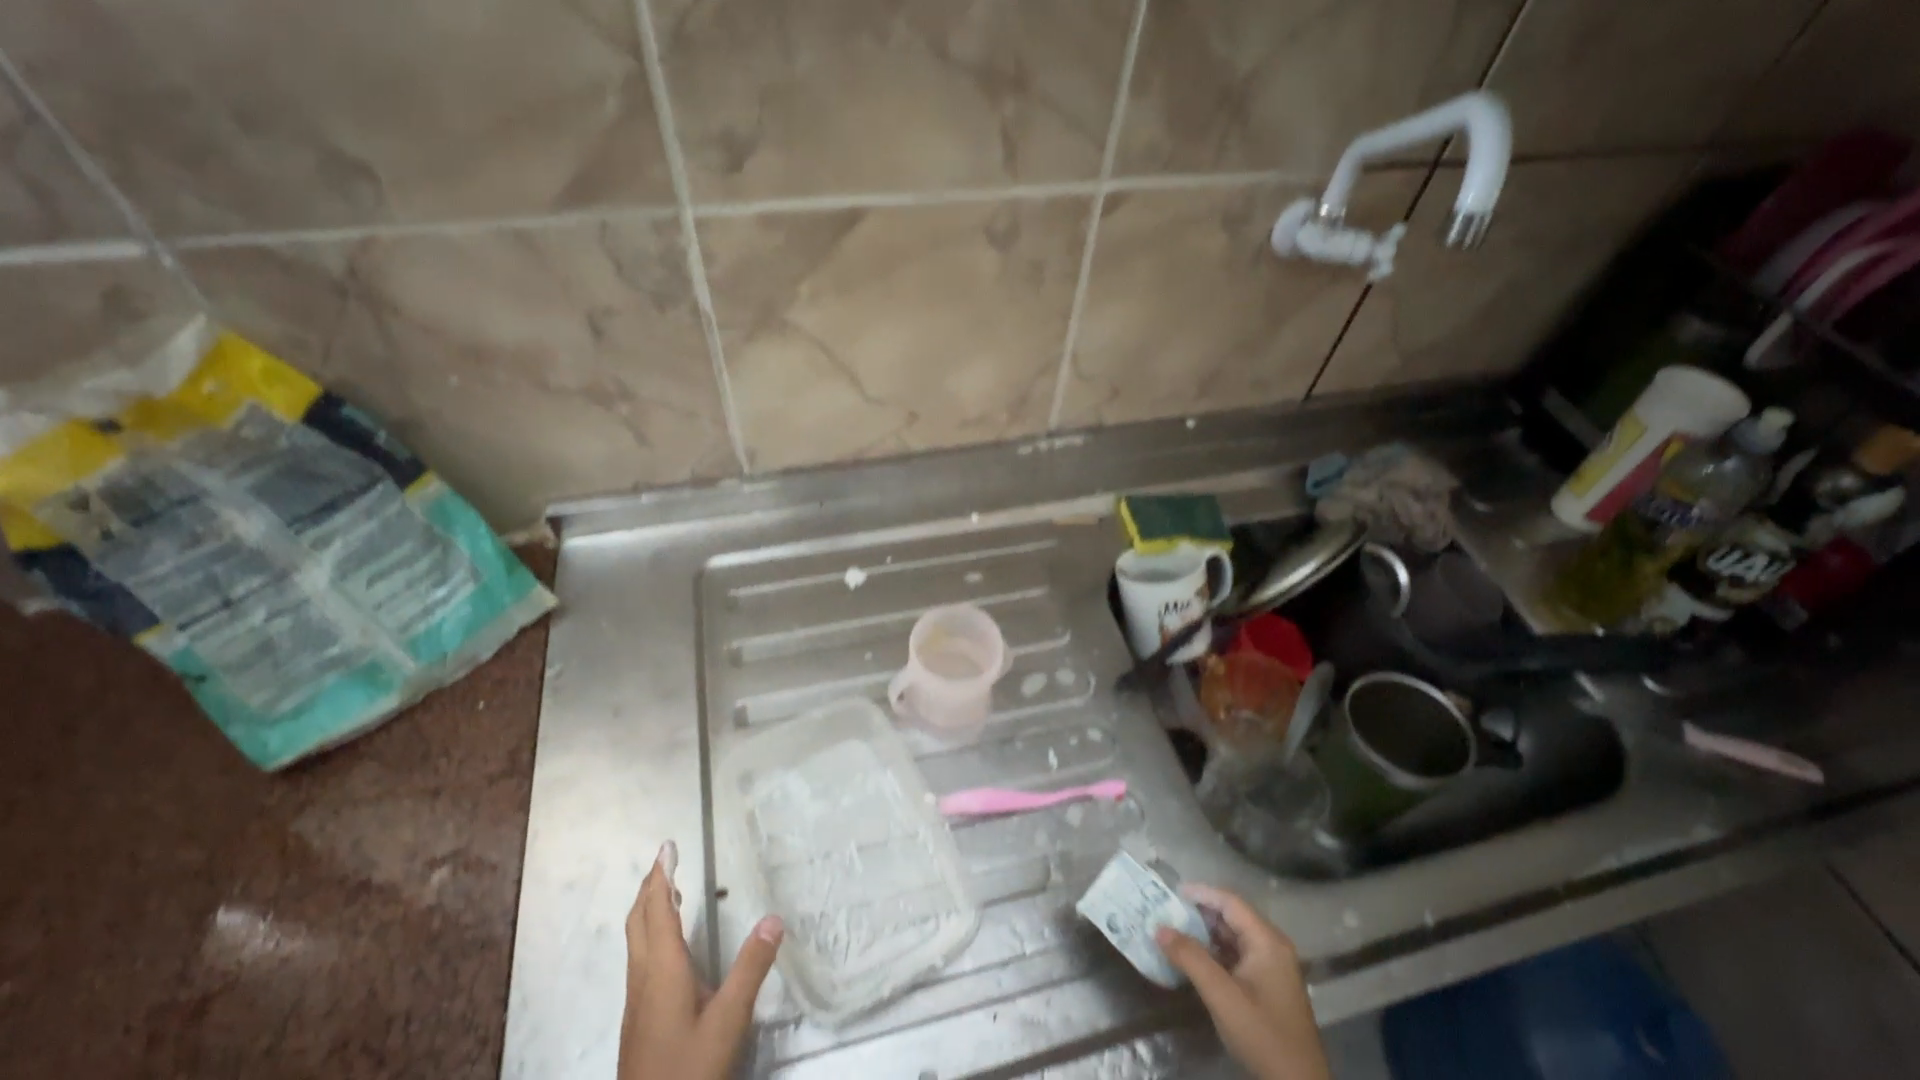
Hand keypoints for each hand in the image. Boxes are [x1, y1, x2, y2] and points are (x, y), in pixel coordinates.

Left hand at [620, 841, 784, 1079]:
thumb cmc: (690, 1069)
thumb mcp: (730, 1020)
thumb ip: (751, 968)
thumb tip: (773, 918)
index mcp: (663, 969)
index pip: (658, 909)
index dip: (661, 875)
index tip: (667, 846)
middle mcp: (643, 977)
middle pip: (638, 920)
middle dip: (649, 887)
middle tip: (666, 861)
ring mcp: (637, 999)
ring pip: (636, 940)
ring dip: (648, 909)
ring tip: (667, 891)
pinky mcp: (639, 1017)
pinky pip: (641, 958)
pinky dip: (651, 934)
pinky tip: (670, 948)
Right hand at [1156, 884, 1329, 1079]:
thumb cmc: (1262, 1034)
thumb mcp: (1222, 996)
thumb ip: (1191, 958)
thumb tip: (1159, 928)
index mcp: (1267, 942)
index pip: (1231, 903)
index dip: (1201, 893)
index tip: (1170, 892)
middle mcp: (1272, 947)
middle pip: (1233, 918)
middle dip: (1200, 913)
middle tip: (1165, 912)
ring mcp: (1272, 968)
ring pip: (1234, 938)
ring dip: (1205, 934)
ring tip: (1172, 932)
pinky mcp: (1267, 986)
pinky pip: (1237, 957)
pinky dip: (1214, 953)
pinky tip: (1193, 960)